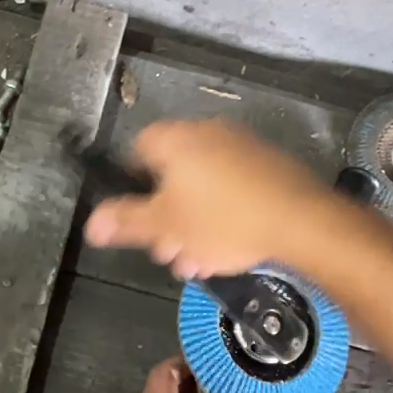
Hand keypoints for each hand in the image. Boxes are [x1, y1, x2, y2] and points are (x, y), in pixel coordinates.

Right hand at [84, 120, 335, 278]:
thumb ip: (125, 222)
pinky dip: (225, 215)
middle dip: (166, 215)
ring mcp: (242, 147)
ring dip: (194, 223)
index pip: (137, 149)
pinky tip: (229, 248)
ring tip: (198, 259)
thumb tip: (91, 223)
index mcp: (176, 139)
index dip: (130, 182)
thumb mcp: (165, 227)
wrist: (301, 222)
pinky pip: (234, 189)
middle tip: (168, 249)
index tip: (135, 215)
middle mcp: (207, 133)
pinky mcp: (270, 167)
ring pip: (203, 186)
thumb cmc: (224, 220)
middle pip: (171, 172)